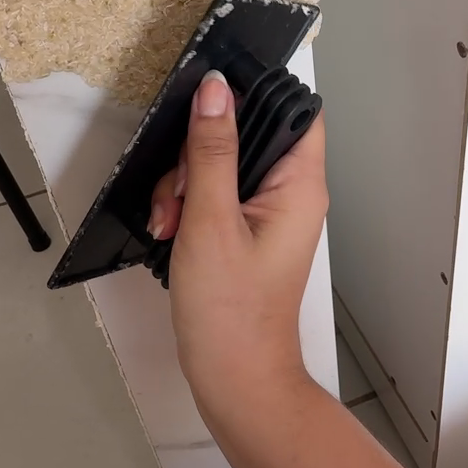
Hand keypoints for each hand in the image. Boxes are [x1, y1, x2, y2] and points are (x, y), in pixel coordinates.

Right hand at [148, 70, 327, 420]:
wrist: (233, 379)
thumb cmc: (229, 307)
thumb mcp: (211, 220)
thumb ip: (212, 150)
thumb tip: (216, 88)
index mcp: (299, 184)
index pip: (297, 111)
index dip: (259, 93)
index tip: (211, 99)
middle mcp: (289, 193)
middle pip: (247, 137)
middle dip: (199, 155)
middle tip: (177, 194)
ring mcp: (266, 214)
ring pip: (221, 166)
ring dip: (184, 186)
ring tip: (168, 224)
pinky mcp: (243, 232)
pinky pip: (214, 196)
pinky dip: (187, 208)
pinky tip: (168, 232)